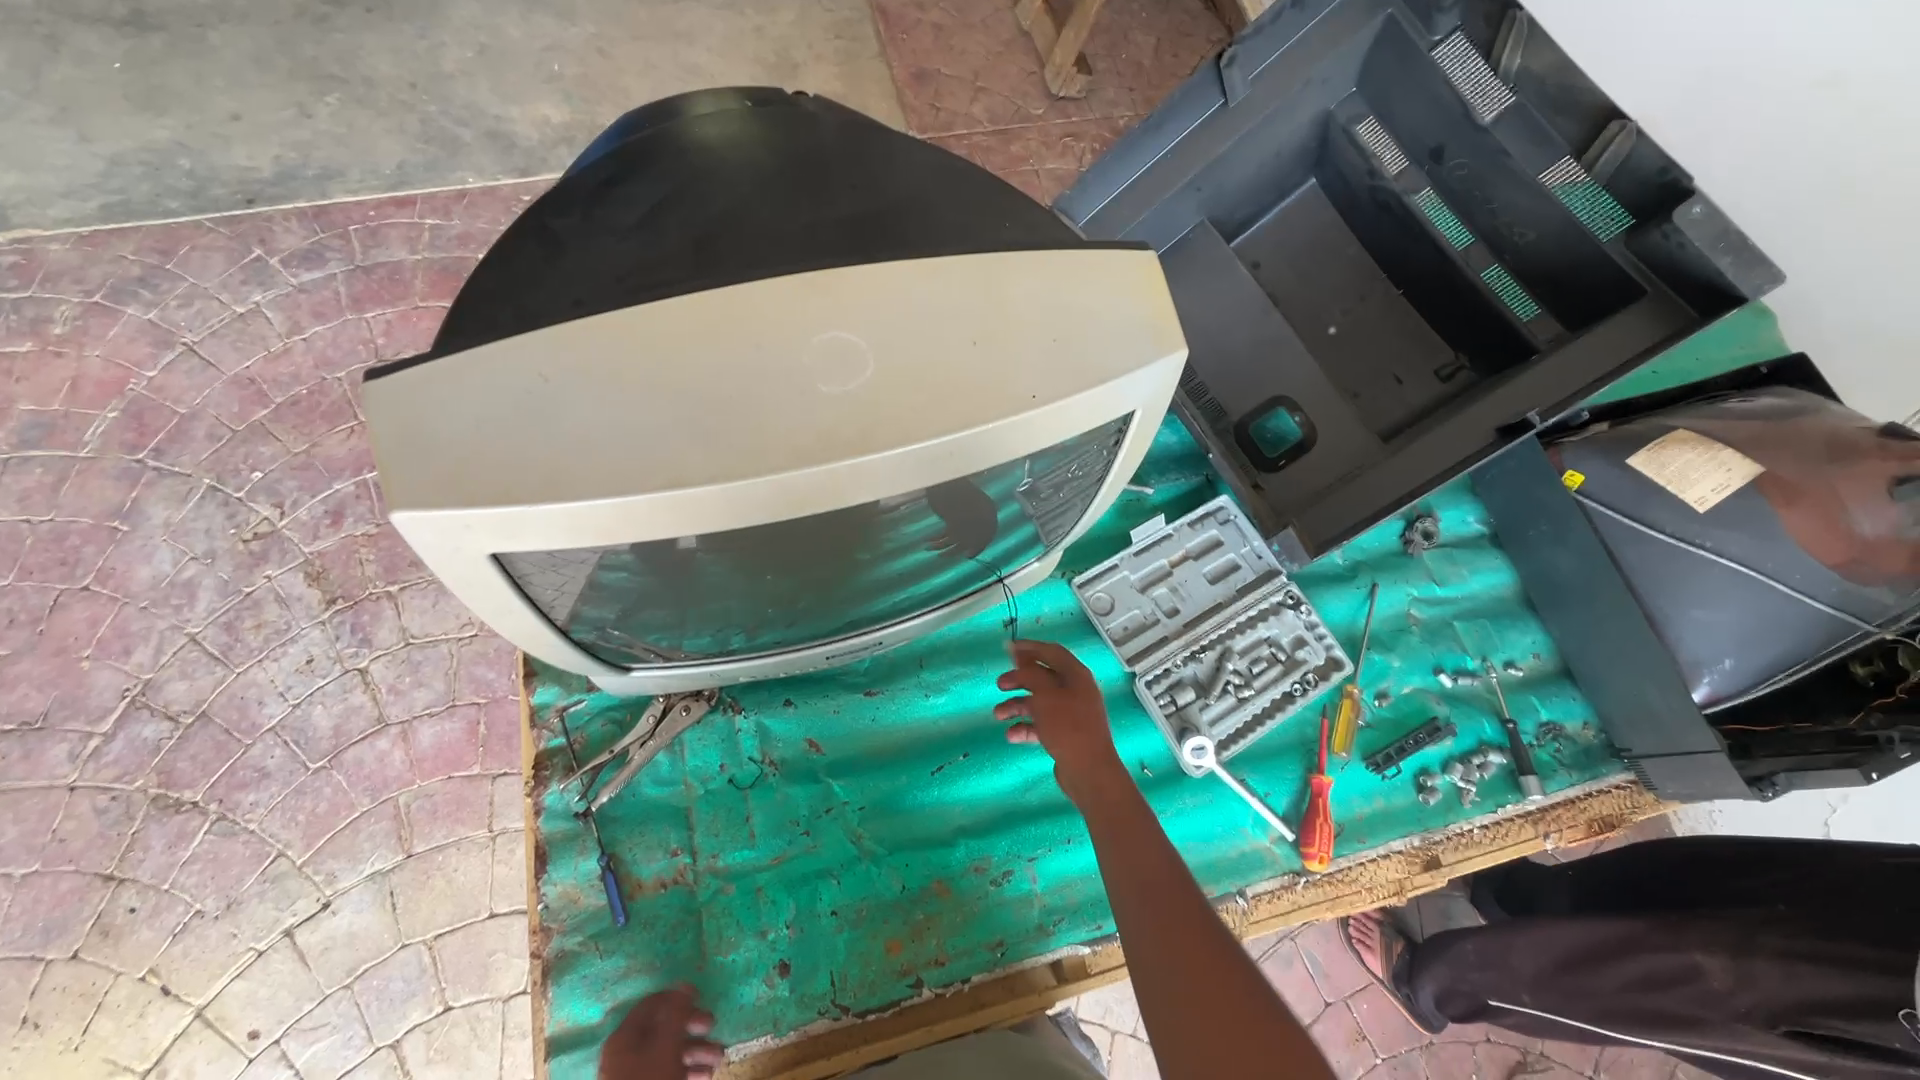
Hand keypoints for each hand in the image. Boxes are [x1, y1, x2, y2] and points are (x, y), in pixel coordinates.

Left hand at [598, 985, 723, 1079]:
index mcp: (625, 1037)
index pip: (652, 1004)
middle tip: (712, 1025)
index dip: (677, 997)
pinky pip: (669, 1071)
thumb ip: (676, 1014)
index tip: (702, 996)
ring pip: (670, 1052)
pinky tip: (707, 1075)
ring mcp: (637, 1074)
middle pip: (664, 1028)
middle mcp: (628, 1052)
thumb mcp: (666, 1047)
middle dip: (693, 1026)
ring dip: (697, 1050)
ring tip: (718, 1057)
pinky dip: (689, 1070)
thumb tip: (685, 983)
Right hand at [994, 640, 1129, 807]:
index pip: (1052, 652)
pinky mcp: (1065, 735)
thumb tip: (1018, 654)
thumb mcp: (1045, 695)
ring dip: (1017, 706)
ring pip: (1039, 703)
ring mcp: (1071, 714)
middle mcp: (1075, 691)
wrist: (1089, 770)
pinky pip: (1041, 725)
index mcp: (1076, 676)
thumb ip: (1030, 673)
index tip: (1007, 648)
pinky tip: (1012, 735)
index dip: (1030, 648)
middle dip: (1019, 680)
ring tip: (998, 715)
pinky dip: (1026, 727)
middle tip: (1000, 684)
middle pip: (1043, 678)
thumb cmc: (1067, 726)